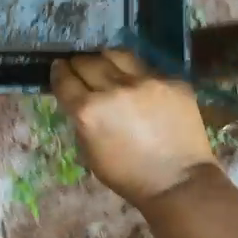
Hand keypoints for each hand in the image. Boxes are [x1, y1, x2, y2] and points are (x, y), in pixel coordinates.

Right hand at [50, 51, 216, 209]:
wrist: (179, 182)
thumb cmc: (128, 175)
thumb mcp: (89, 151)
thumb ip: (82, 119)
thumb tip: (80, 98)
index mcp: (88, 111)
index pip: (65, 79)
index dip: (59, 72)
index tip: (59, 68)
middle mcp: (114, 89)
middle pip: (87, 62)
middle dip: (79, 64)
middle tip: (81, 69)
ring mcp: (146, 81)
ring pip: (116, 55)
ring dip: (106, 60)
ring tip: (107, 66)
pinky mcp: (172, 81)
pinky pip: (147, 68)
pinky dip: (136, 74)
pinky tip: (139, 86)